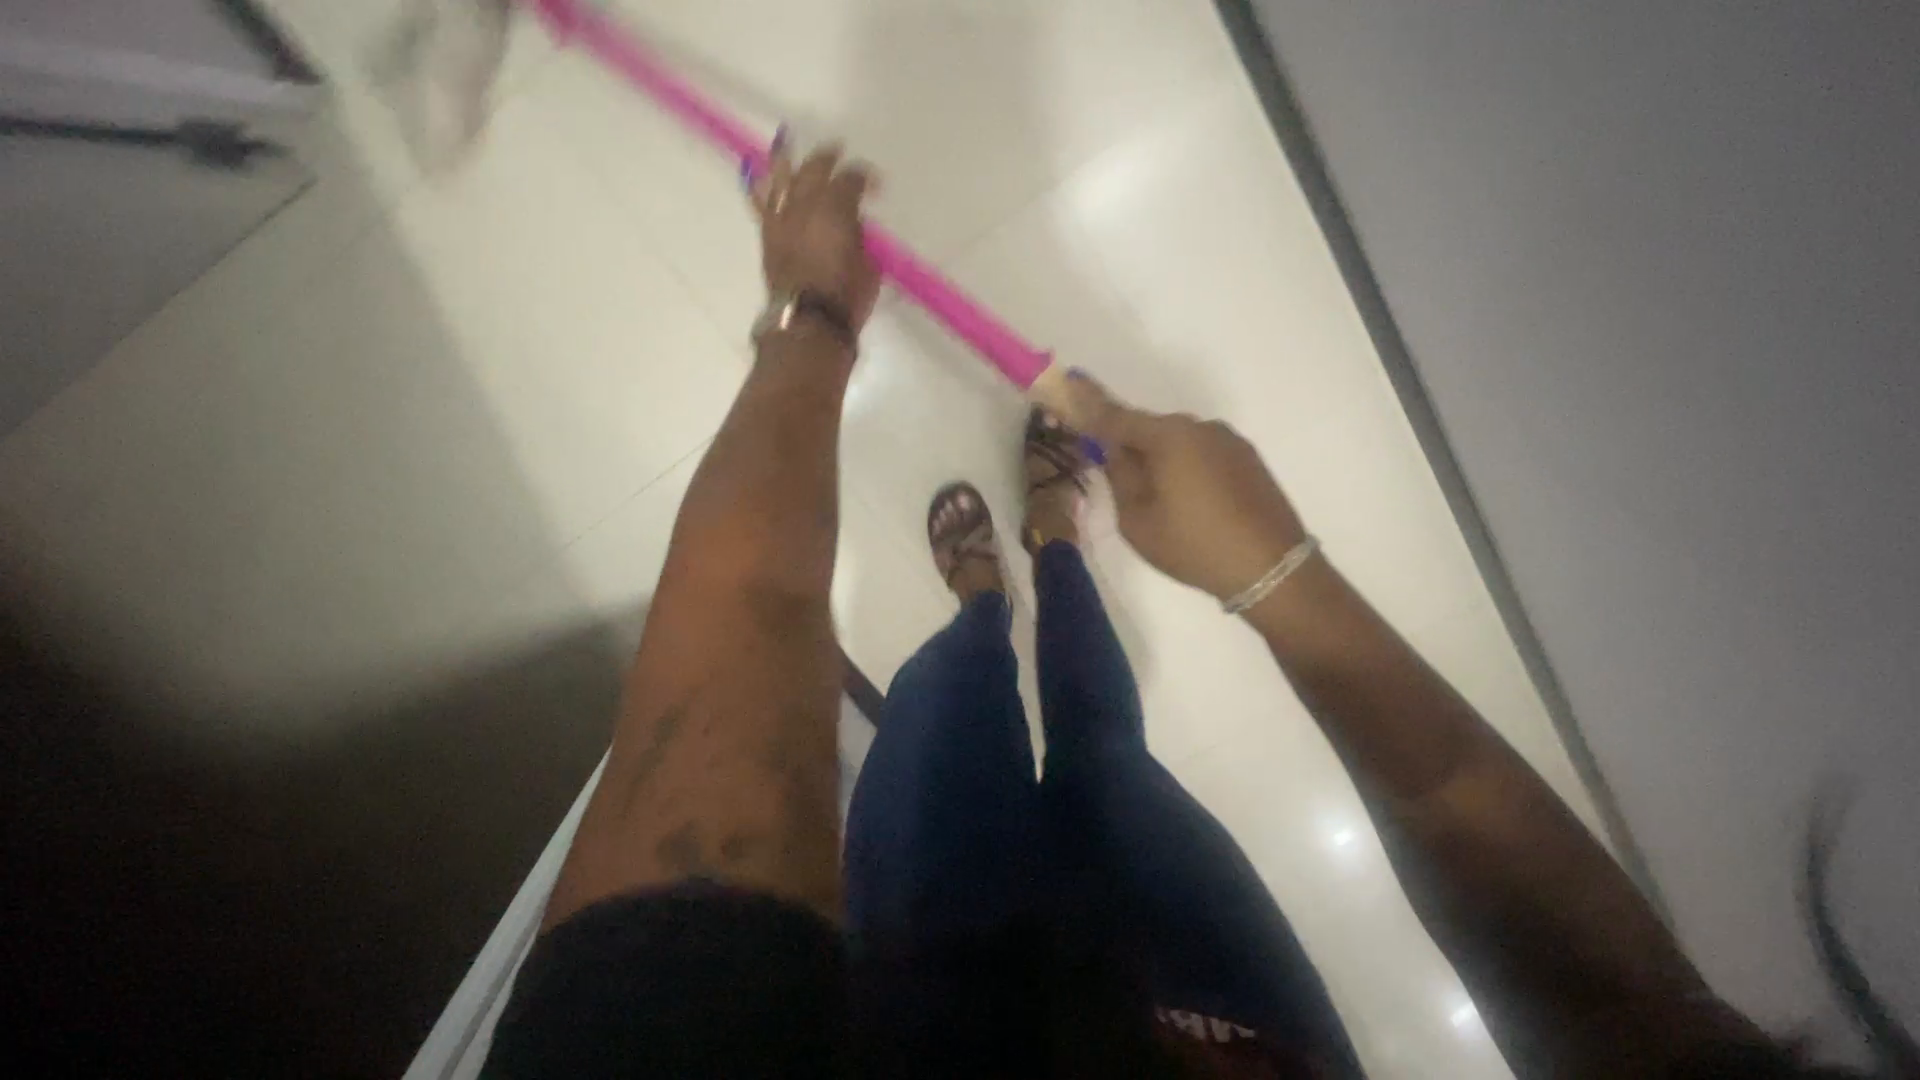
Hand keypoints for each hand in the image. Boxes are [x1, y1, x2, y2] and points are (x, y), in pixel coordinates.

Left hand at [751, 137, 881, 332]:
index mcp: (836, 209)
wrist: (808, 323)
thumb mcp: (869, 264)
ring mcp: (782, 217)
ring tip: (789, 148)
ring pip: (782, 177)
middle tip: (836, 152)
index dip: (864, 177)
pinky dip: (762, 187)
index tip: (875, 184)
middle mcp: (805, 204)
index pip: (851, 180)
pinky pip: (761, 202)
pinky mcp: (767, 234)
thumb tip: (853, 224)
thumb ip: (860, 236)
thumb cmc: (847, 298)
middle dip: (827, 158)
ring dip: (788, 160)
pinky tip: (761, 178)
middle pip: (815, 169)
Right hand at [1064, 373, 1308, 602]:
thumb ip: (1120, 476)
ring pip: (1179, 443)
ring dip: (1162, 461)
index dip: (1088, 403)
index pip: (1116, 416)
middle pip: (1150, 429)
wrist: (1272, 568)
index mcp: (1168, 437)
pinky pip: (1204, 455)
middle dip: (1131, 446)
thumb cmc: (1193, 546)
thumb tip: (1115, 450)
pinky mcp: (1249, 459)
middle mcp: (1200, 427)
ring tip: (1164, 506)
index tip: (1068, 381)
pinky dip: (1189, 469)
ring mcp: (1229, 441)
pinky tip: (1193, 505)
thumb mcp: (1138, 520)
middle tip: (1120, 481)